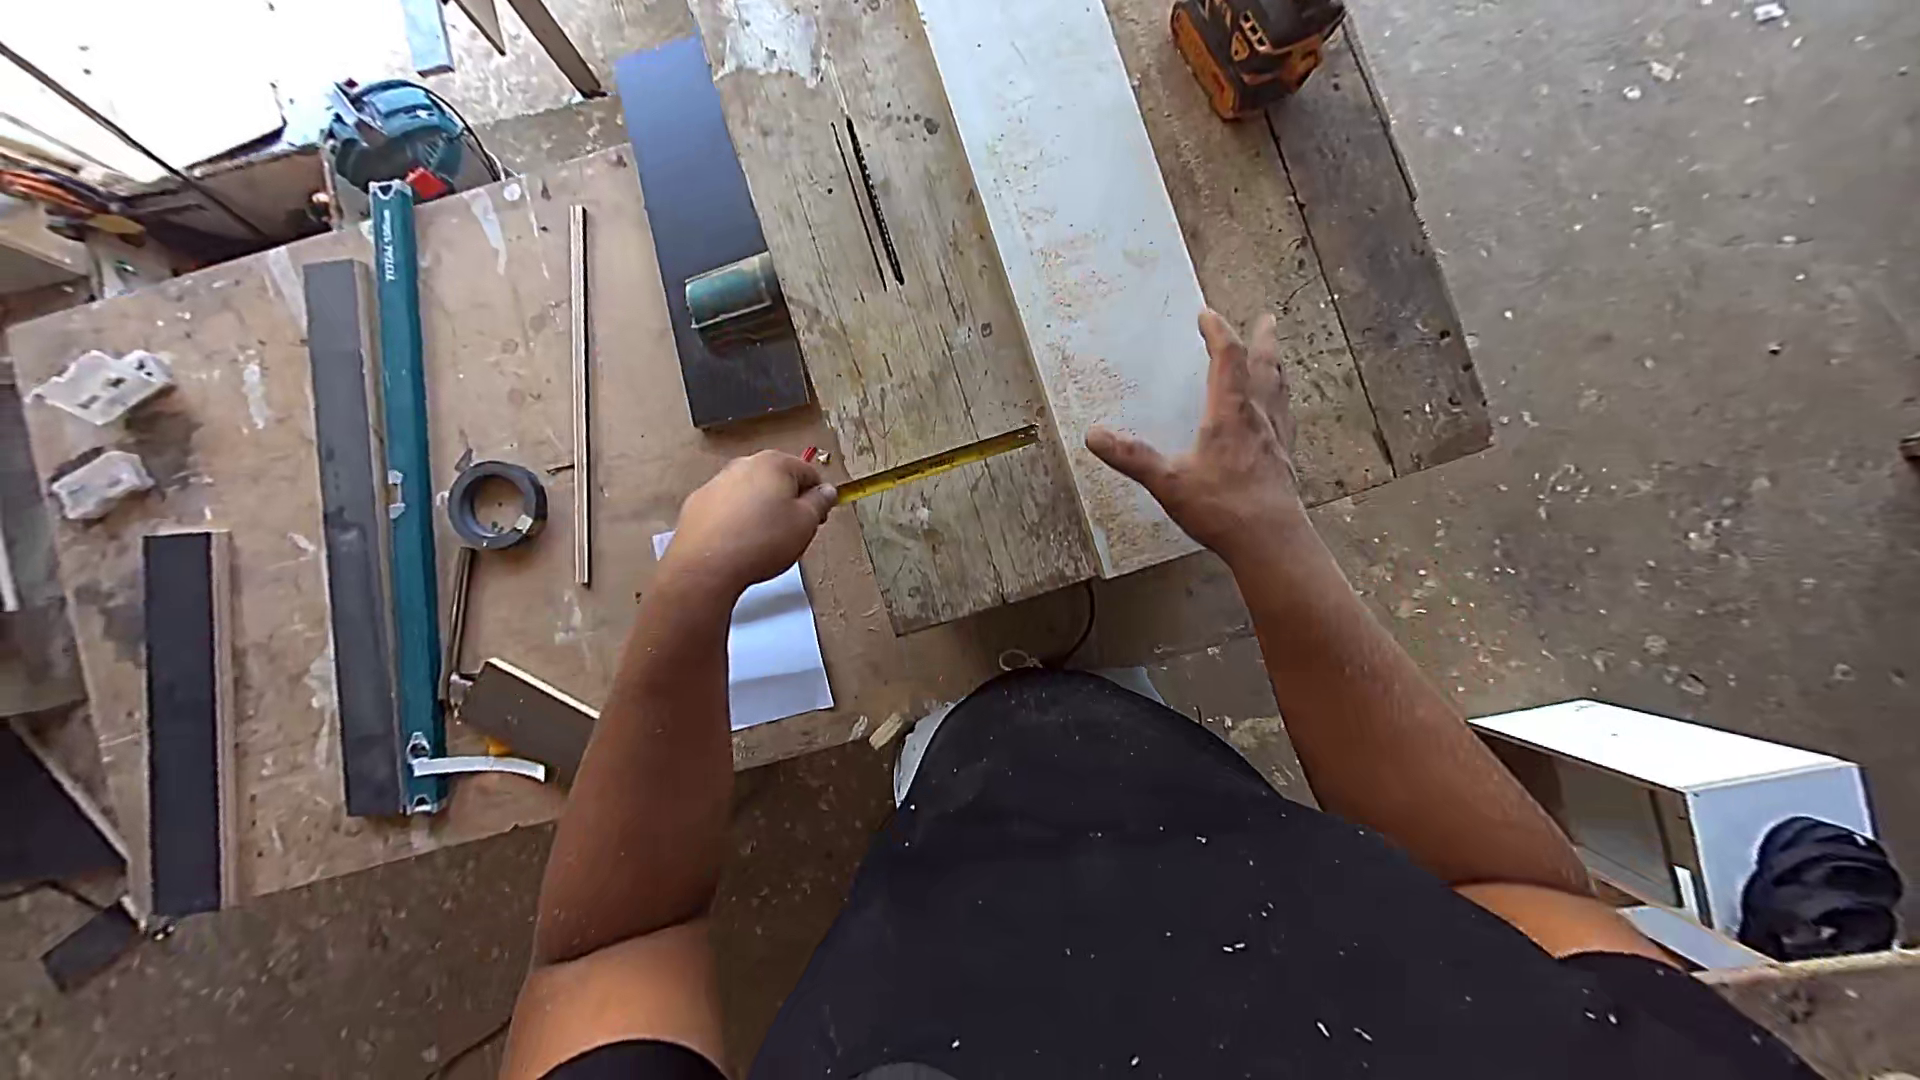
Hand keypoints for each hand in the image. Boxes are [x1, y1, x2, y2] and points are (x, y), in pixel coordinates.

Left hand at [662, 451, 836, 594]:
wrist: (707, 567)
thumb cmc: (760, 543)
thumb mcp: (806, 523)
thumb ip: (820, 502)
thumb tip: (826, 492)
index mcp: (774, 463)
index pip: (809, 473)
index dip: (818, 497)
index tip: (817, 516)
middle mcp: (744, 465)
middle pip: (777, 480)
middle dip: (788, 502)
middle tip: (793, 531)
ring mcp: (717, 483)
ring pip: (751, 493)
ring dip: (762, 511)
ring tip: (765, 541)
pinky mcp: (699, 504)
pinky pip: (728, 508)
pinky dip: (738, 521)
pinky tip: (741, 543)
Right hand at [1086, 309, 1303, 566]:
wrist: (1270, 541)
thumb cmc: (1222, 509)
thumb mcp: (1167, 482)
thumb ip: (1131, 457)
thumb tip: (1094, 435)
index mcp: (1230, 415)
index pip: (1227, 359)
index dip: (1217, 333)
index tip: (1207, 316)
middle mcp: (1259, 419)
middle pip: (1265, 368)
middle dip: (1262, 341)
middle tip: (1266, 320)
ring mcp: (1276, 440)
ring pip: (1280, 392)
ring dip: (1276, 368)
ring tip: (1276, 359)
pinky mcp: (1283, 462)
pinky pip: (1285, 421)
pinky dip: (1281, 406)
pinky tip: (1278, 417)